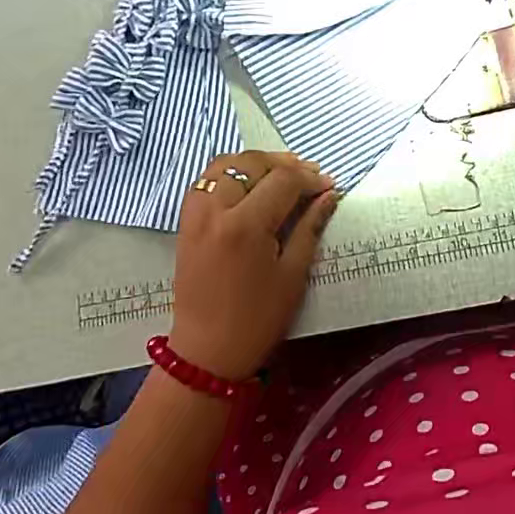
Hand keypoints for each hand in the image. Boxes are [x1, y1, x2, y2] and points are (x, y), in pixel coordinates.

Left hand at [168, 151, 338, 380]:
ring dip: (255, 163)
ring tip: (281, 175)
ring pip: (225, 165)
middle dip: (284, 164)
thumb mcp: (293, 274)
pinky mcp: (186, 221)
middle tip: (309, 176)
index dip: (310, 178)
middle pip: (252, 163)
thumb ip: (310, 227)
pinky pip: (207, 180)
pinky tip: (250, 186)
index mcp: (245, 226)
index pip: (283, 181)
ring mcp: (195, 213)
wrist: (208, 350)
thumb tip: (328, 195)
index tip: (328, 186)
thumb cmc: (258, 319)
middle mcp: (216, 210)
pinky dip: (230, 173)